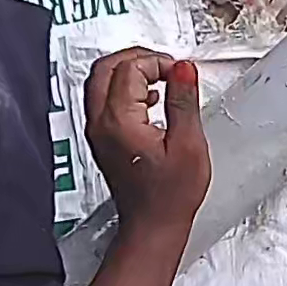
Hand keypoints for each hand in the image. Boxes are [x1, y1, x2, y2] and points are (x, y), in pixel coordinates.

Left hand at [85, 47, 210, 241]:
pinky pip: (104, 101)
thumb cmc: (170, 196)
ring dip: (129, 72)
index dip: (159, 63)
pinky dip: (124, 90)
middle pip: (106, 67)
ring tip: (160, 78)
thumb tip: (184, 69)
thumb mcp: (188, 145)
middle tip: (166, 65)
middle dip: (138, 59)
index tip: (180, 74)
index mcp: (119, 121)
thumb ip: (184, 101)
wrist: (153, 226)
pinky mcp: (102, 141)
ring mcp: (98, 133)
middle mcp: (101, 124)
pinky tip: (149, 100)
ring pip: (101, 82)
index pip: (131, 69)